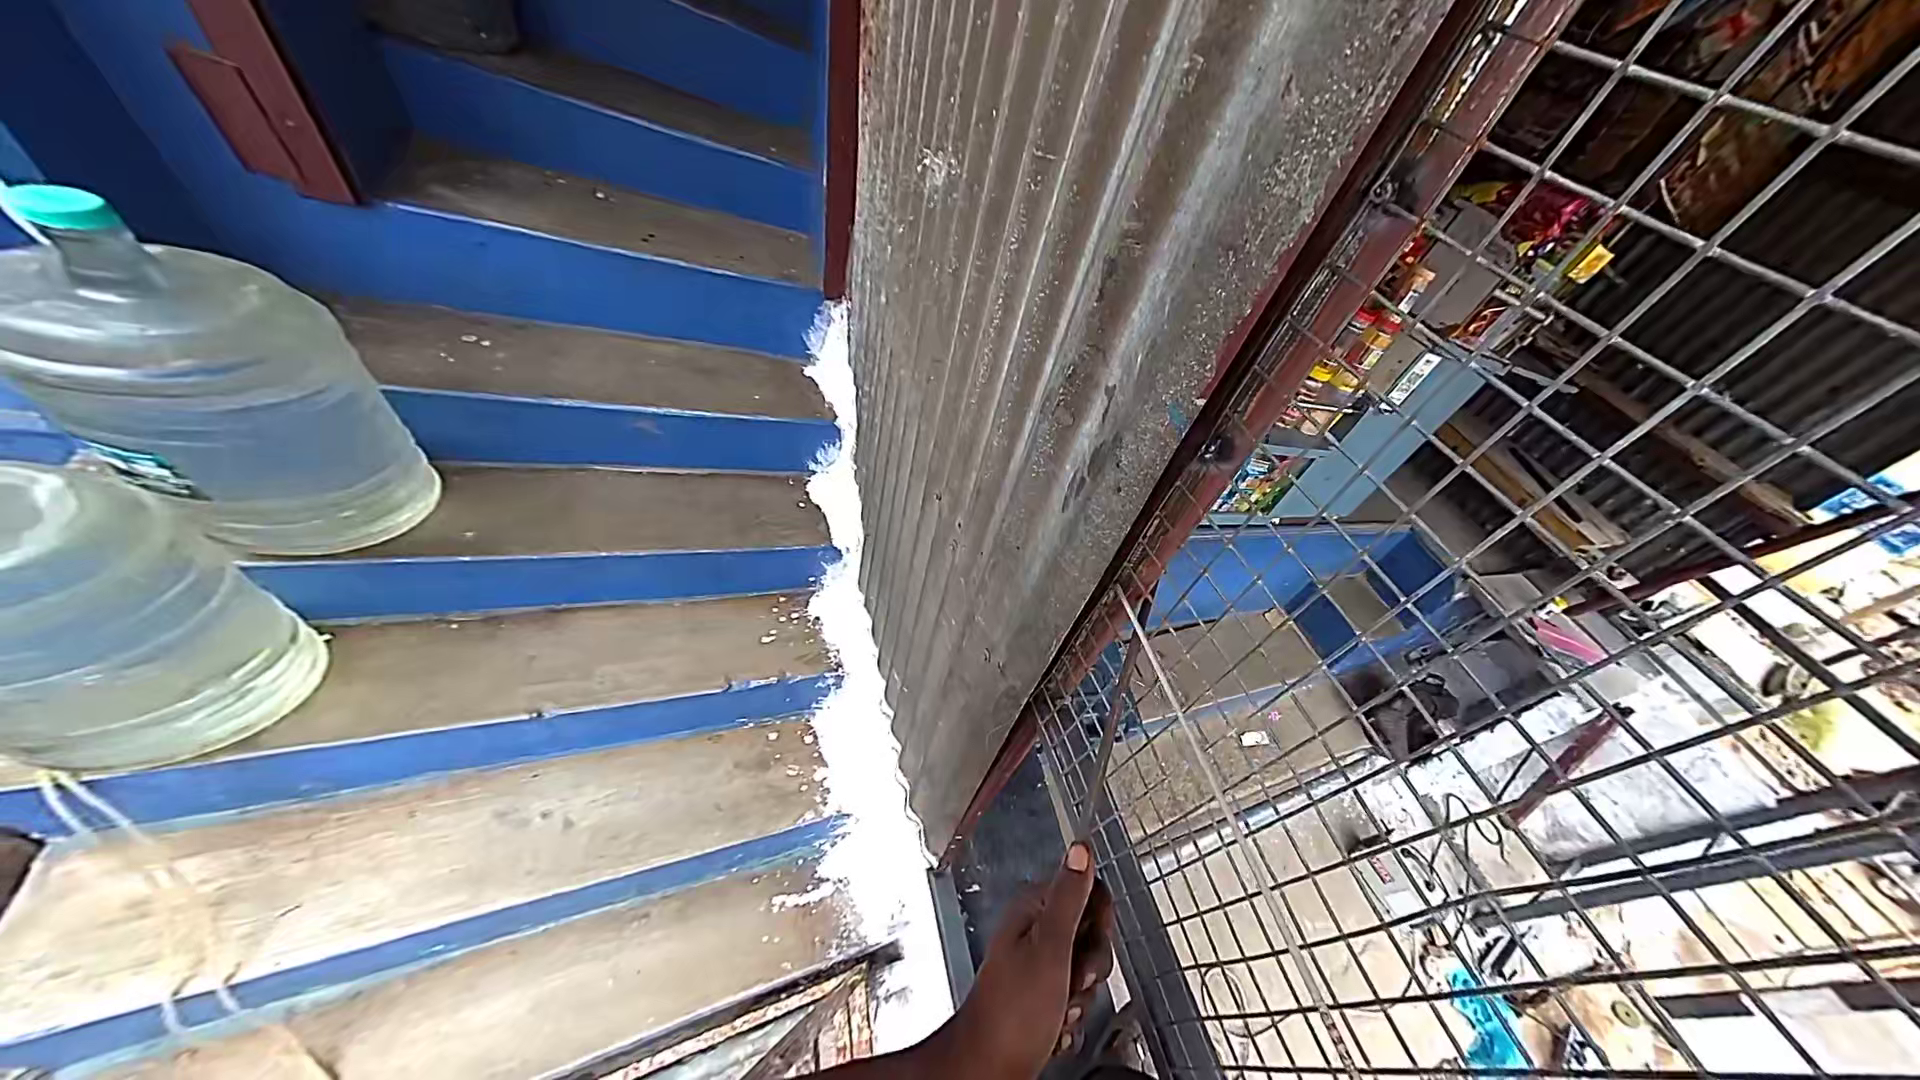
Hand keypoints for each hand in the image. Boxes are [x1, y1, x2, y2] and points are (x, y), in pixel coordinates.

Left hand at [928, 842, 1114, 1079]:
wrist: (989, 1068)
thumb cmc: (1013, 1009)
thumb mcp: (1050, 947)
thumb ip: (1069, 897)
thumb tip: (1081, 849)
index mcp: (1035, 907)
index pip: (1089, 891)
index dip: (1098, 922)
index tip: (1085, 945)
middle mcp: (1036, 928)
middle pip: (1093, 934)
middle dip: (1091, 966)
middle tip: (1071, 980)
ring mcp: (1040, 961)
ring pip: (1088, 969)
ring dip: (1081, 996)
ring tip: (1059, 1007)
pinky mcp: (1043, 992)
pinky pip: (1078, 996)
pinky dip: (1071, 1014)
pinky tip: (1055, 1023)